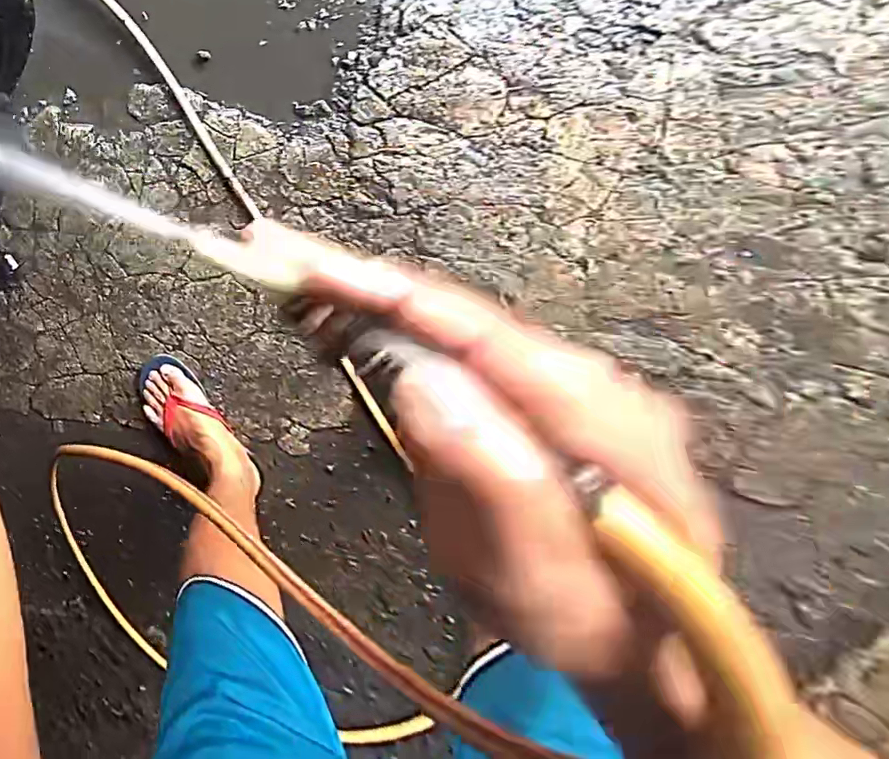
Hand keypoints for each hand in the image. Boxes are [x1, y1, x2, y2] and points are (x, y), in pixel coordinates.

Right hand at [268, 220, 720, 752]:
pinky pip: (431, 337)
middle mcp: (574, 380)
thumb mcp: (540, 574)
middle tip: (270, 249)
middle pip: (444, 308)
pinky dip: (369, 317)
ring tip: (285, 276)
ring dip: (353, 292)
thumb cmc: (585, 621)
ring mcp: (542, 379)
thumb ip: (496, 480)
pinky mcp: (508, 387)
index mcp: (599, 419)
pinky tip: (330, 309)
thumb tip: (425, 383)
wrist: (618, 638)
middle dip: (351, 277)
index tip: (314, 268)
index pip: (475, 330)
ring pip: (432, 315)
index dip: (385, 291)